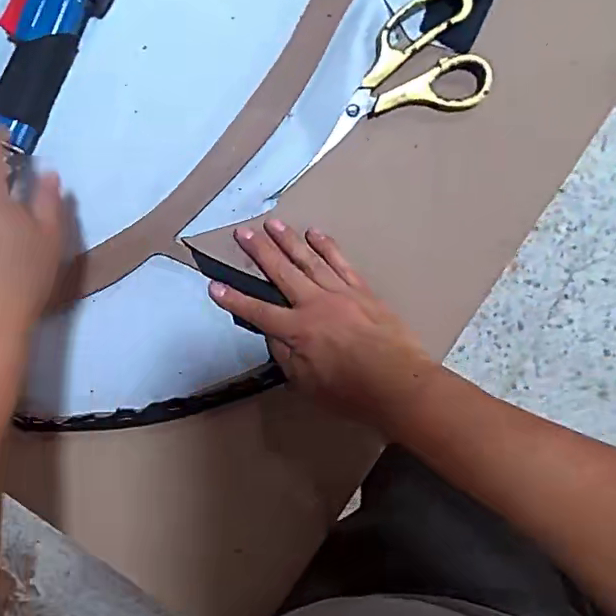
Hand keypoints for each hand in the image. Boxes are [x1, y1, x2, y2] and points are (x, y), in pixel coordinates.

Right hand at [209, 219, 437, 424]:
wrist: (399, 384)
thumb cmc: (351, 391)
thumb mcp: (306, 382)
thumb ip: (285, 355)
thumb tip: (273, 335)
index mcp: (298, 330)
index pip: (257, 312)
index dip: (233, 299)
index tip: (215, 286)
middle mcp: (315, 305)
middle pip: (280, 272)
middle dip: (258, 251)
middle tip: (242, 232)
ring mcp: (340, 294)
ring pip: (308, 260)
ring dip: (288, 240)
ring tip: (273, 224)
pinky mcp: (362, 291)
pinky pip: (340, 263)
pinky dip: (327, 247)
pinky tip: (315, 234)